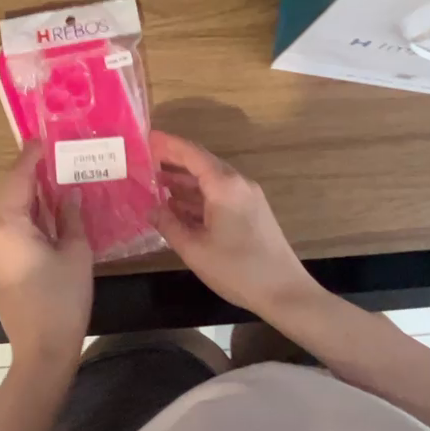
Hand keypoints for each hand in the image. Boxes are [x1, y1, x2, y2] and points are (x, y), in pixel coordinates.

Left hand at [0, 144, 93, 367]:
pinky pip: (12, 241)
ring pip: (13, 222)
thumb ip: (70, 218)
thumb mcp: (76, 253)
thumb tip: (70, 194)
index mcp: (9, 227)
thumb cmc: (63, 299)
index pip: (18, 181)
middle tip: (61, 166)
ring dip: (35, 208)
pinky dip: (30, 229)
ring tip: (62, 194)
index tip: (43, 140)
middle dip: (36, 183)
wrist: (43, 352)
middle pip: (14, 200)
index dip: (31, 159)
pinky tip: (52, 228)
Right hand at [150, 131, 319, 316]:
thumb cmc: (237, 269)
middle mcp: (238, 184)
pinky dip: (199, 197)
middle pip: (202, 164)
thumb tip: (150, 209)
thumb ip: (169, 225)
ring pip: (211, 181)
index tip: (146, 138)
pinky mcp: (252, 212)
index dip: (167, 144)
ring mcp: (248, 197)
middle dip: (173, 162)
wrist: (285, 292)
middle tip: (144, 162)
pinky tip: (179, 207)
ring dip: (185, 181)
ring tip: (155, 184)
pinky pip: (220, 195)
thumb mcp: (195, 249)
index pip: (192, 154)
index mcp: (224, 185)